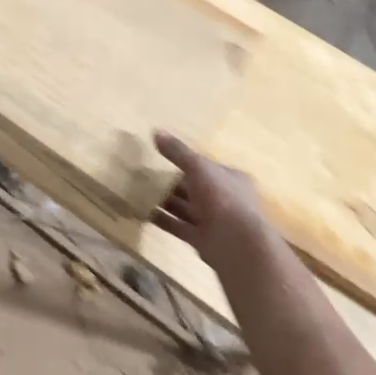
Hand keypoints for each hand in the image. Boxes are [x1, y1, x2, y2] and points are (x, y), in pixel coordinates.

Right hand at [152, 130, 270, 262]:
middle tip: (144, 176)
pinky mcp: (202, 239)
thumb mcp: (198, 167)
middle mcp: (224, 198)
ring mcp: (213, 220)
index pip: (205, 167)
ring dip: (164, 202)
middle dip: (171, 184)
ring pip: (185, 208)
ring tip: (139, 193)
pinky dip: (163, 220)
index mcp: (230, 178)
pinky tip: (143, 213)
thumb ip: (178, 152)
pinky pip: (178, 226)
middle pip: (193, 188)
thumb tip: (156, 131)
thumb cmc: (222, 197)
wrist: (236, 243)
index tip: (161, 159)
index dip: (185, 162)